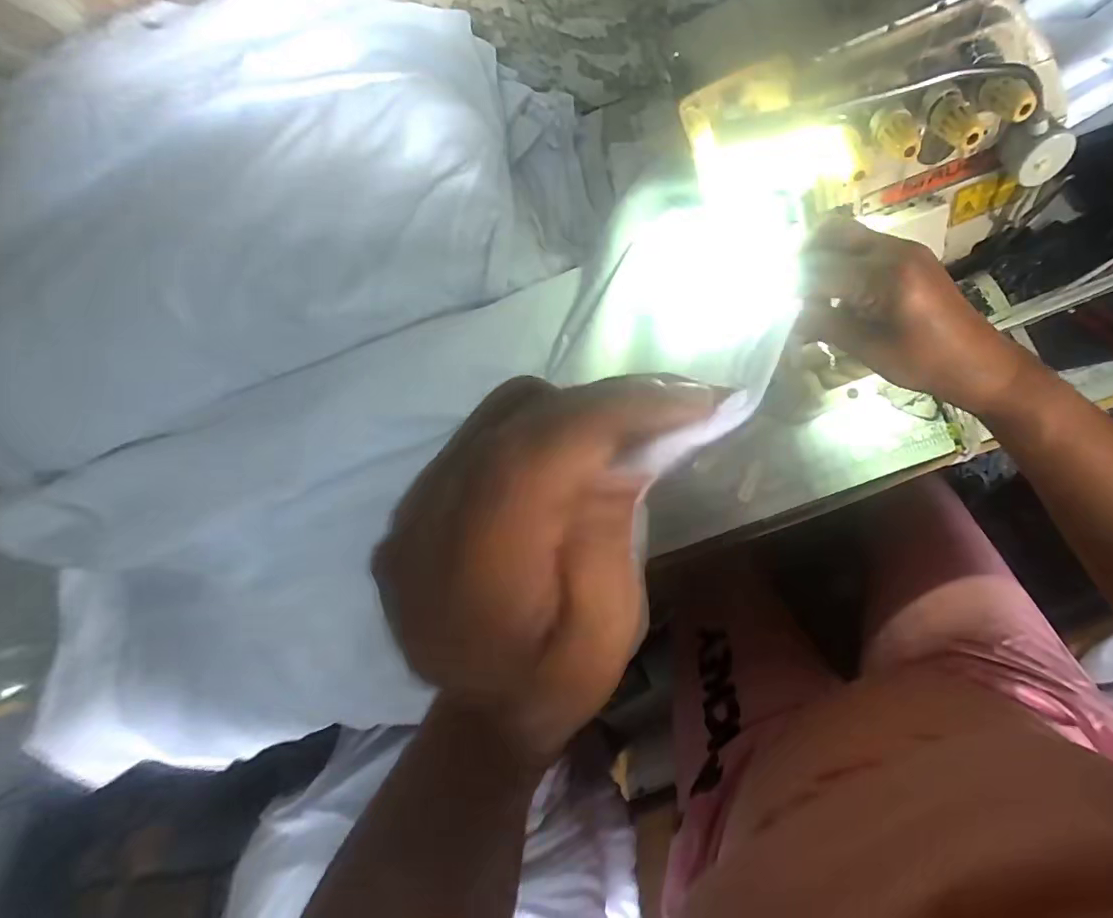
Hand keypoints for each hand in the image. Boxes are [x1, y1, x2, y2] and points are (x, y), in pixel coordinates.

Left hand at [373, 375, 720, 764]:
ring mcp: (414, 504)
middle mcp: (427, 521)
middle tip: (684, 403)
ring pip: (507, 410)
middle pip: (524, 418)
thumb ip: (609, 533)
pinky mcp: (424, 494)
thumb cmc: (557, 683)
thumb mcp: (608, 630)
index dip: (621, 412)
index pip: (541, 452)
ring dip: (582, 408)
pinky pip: (491, 427)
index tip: (697, 401)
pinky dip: (550, 421)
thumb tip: (627, 446)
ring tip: (638, 425)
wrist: (485, 711)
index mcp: (474, 570)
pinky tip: (586, 445)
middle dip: (615, 400)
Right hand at [797, 215, 1037, 413]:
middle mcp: (894, 251)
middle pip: (831, 232)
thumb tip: (787, 316)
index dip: (790, 285)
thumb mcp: (872, 351)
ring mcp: (904, 249)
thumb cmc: (928, 365)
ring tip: (808, 291)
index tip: (769, 300)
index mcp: (887, 277)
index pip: (820, 270)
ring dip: (822, 255)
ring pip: (847, 234)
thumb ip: (826, 326)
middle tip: (786, 287)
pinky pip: (864, 245)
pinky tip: (836, 292)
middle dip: (803, 257)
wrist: (982, 363)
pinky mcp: (910, 255)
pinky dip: (841, 260)